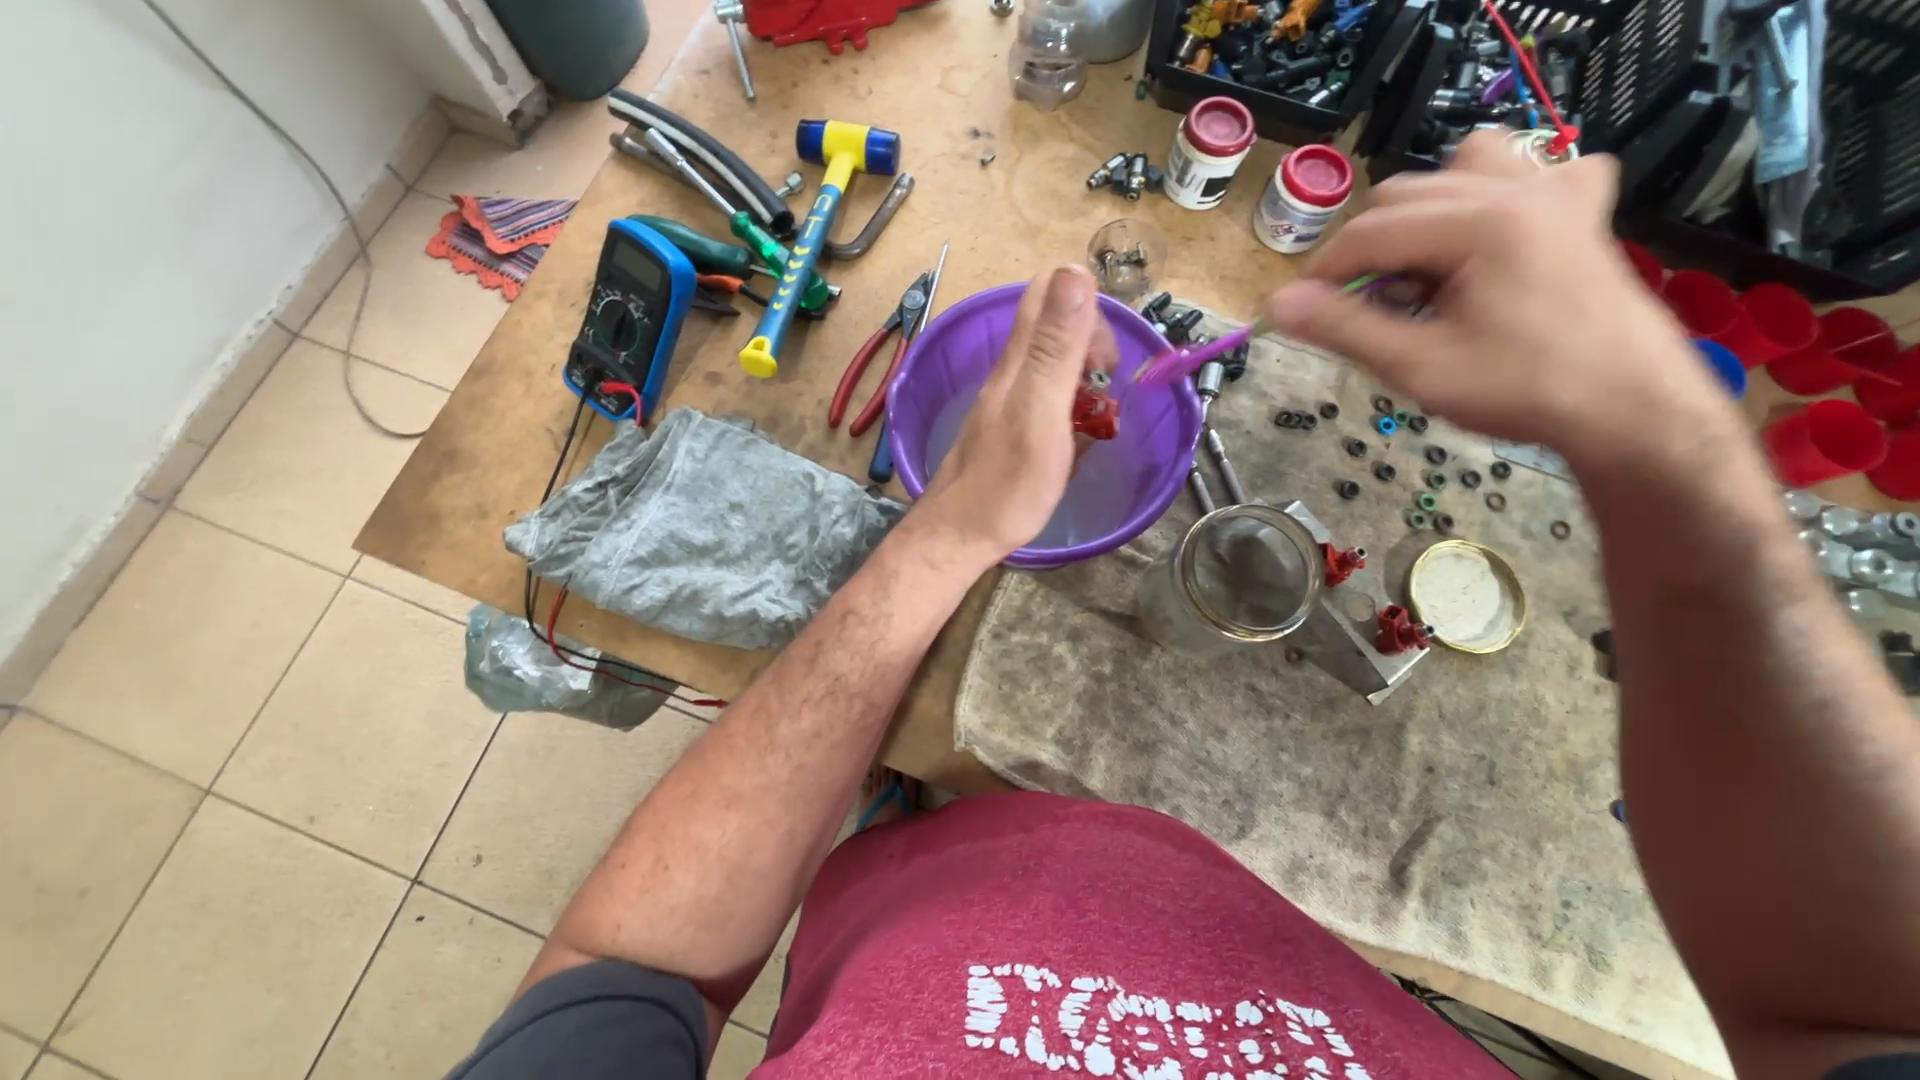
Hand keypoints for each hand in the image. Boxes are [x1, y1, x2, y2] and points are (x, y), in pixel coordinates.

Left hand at [910, 265, 1116, 565]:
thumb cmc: (1008, 482)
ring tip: (1097, 416)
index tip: (1104, 355)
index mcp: (1019, 359)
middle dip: (1093, 343)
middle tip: (1104, 386)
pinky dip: (1074, 410)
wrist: (962, 535)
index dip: (1086, 305)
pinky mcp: (1014, 429)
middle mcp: (1012, 372)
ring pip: (1055, 364)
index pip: (1048, 289)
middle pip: (1056, 324)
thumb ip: (1055, 345)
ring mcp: (1011, 401)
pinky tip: (1079, 439)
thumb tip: (1074, 271)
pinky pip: (1051, 401)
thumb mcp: (1040, 409)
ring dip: (1087, 379)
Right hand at [1262, 132, 1736, 469]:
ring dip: (1427, 210)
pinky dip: (1497, 194)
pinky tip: (1493, 240)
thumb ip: (1344, 328)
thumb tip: (1279, 303)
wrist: (1633, 409)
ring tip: (1424, 268)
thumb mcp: (1419, 367)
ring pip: (1463, 166)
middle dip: (1371, 249)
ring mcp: (1558, 191)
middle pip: (1406, 195)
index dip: (1325, 273)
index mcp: (1478, 223)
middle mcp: (1518, 188)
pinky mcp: (1583, 210)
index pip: (1370, 232)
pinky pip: (1532, 171)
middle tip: (1368, 309)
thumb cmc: (1524, 391)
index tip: (1305, 312)